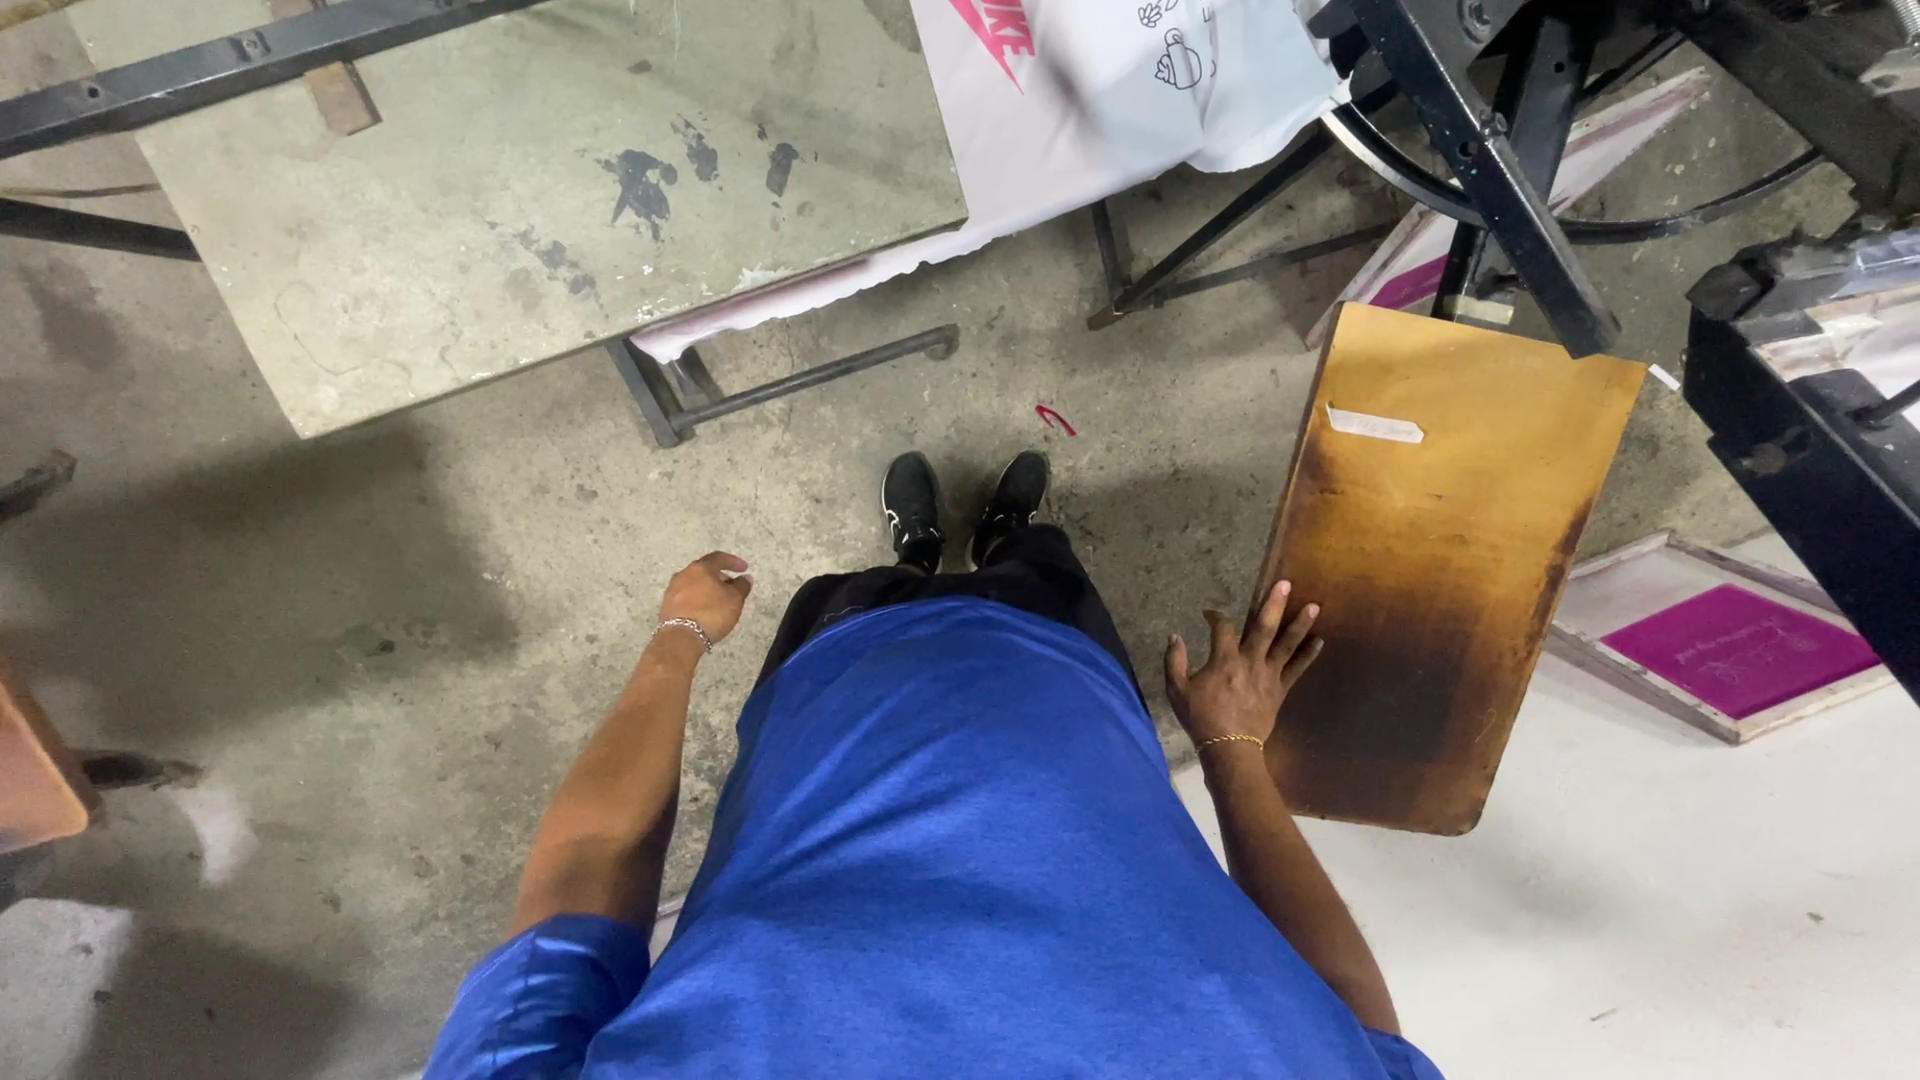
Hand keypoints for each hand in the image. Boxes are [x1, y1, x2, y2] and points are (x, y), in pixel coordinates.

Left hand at [657, 552, 753, 644]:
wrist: (681, 637)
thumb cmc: (712, 613)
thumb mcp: (735, 599)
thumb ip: (742, 586)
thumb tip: (745, 578)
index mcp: (700, 568)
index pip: (718, 558)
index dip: (733, 562)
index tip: (744, 569)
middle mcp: (683, 574)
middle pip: (704, 570)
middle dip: (720, 577)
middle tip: (732, 587)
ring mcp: (672, 590)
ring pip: (694, 584)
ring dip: (708, 589)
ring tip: (720, 601)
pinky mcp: (667, 606)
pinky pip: (687, 597)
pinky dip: (698, 600)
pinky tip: (705, 611)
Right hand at [1164, 580, 1322, 748]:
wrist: (1229, 749)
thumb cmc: (1200, 718)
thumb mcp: (1176, 689)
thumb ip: (1174, 660)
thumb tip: (1174, 636)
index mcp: (1224, 660)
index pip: (1222, 627)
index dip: (1215, 616)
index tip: (1209, 614)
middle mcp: (1250, 661)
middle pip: (1264, 627)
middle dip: (1274, 604)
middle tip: (1285, 584)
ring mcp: (1268, 675)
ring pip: (1286, 645)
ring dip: (1300, 624)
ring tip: (1314, 606)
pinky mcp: (1280, 690)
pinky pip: (1297, 670)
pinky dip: (1308, 655)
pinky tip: (1320, 640)